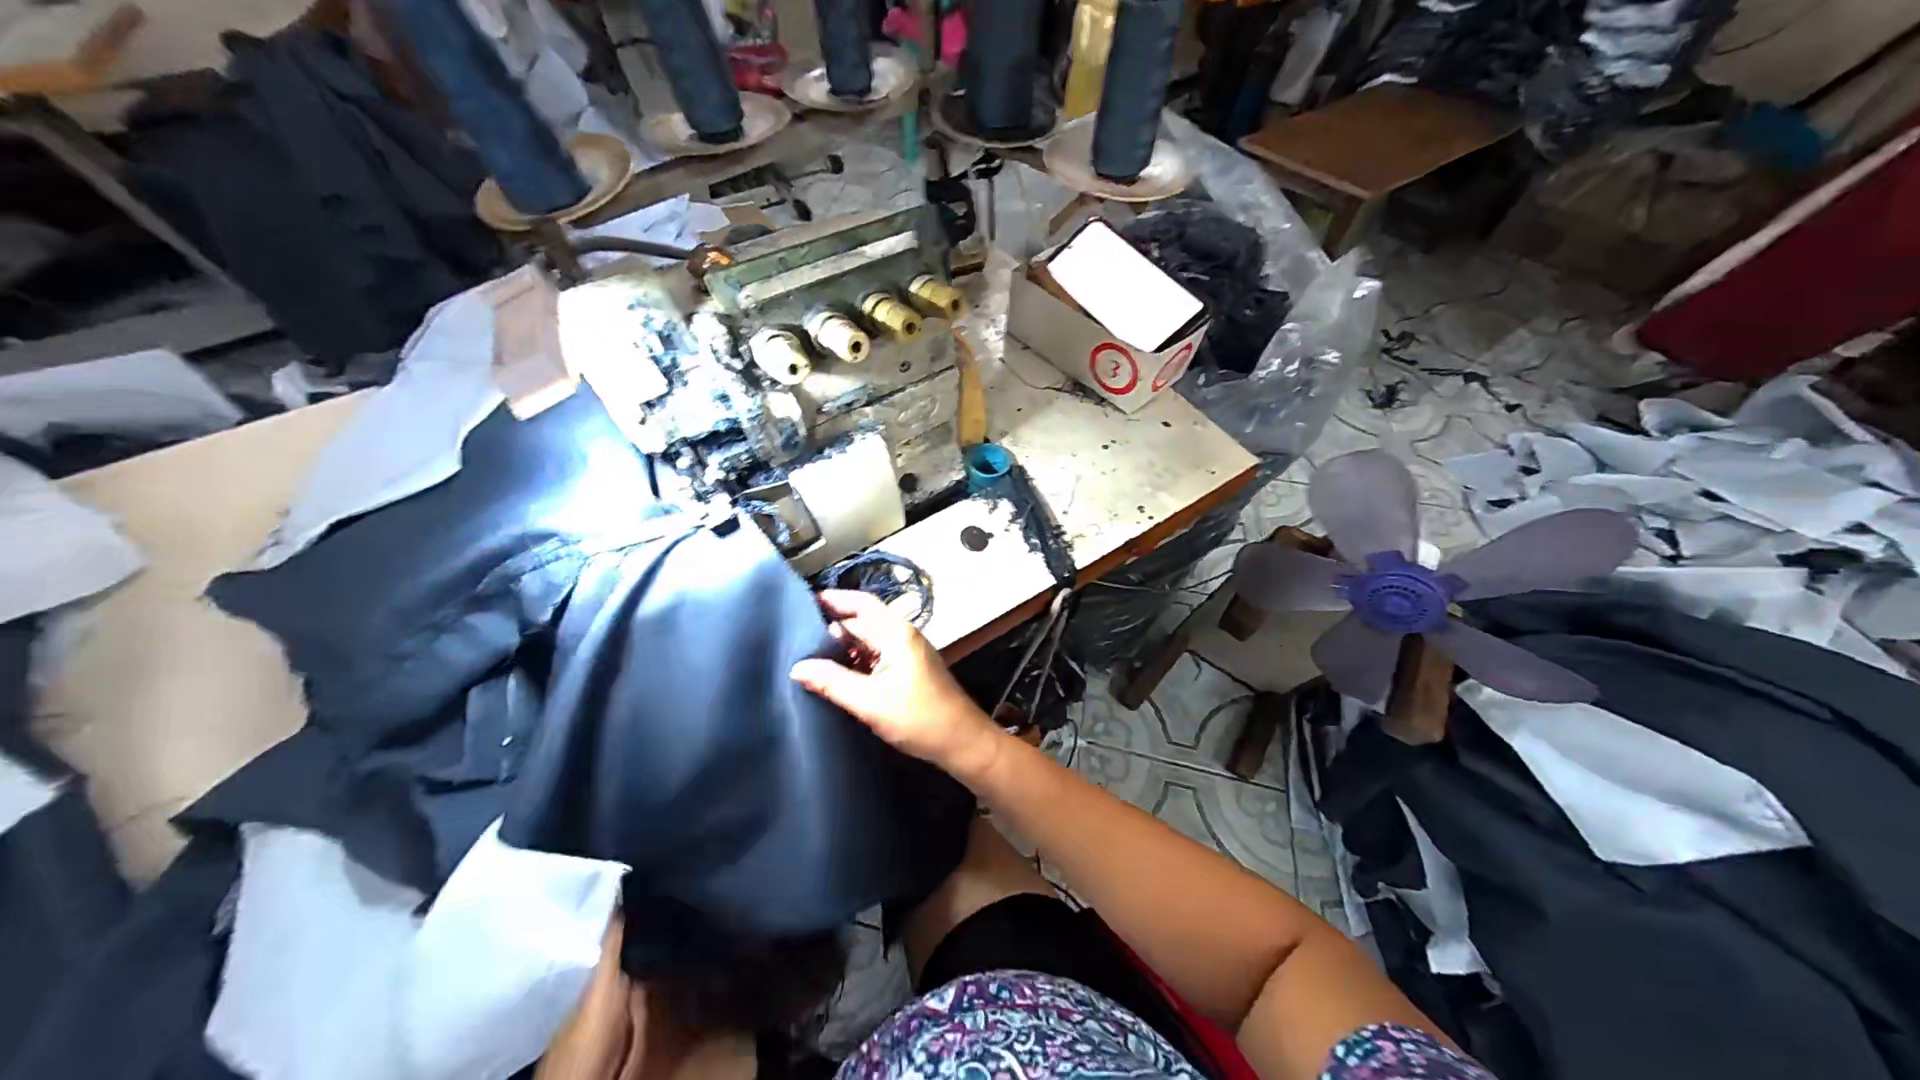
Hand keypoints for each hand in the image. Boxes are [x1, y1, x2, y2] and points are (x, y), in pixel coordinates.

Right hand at [791, 590, 1004, 778]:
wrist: (961, 741)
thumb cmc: (919, 719)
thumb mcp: (870, 702)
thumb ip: (832, 682)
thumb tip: (797, 667)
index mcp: (895, 634)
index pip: (858, 607)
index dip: (831, 603)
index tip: (800, 604)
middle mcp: (902, 635)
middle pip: (862, 620)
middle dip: (832, 626)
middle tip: (797, 638)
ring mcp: (907, 651)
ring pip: (868, 638)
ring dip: (843, 645)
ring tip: (810, 657)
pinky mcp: (908, 668)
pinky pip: (876, 654)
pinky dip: (856, 659)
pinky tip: (837, 674)